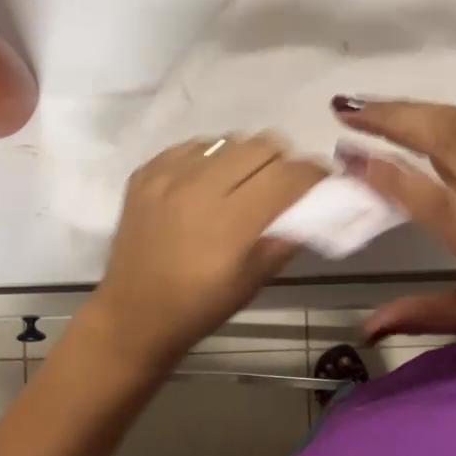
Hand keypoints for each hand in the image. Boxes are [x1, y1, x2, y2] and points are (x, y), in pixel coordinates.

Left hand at [86, 134, 327, 365]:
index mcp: (230, 221)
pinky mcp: (144, 173)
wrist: (133, 315)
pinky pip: (191, 147)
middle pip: (260, 145)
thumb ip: (286, 239)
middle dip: (281, 161)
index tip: (322, 180)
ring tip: (242, 183)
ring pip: (227, 140)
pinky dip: (209, 160)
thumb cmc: (200, 307)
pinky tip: (206, 185)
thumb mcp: (253, 281)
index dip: (314, 174)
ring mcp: (167, 176)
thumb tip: (316, 209)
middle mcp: (198, 187)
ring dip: (244, 158)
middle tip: (282, 183)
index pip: (287, 176)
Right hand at [335, 98, 455, 346]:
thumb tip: (365, 328)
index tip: (342, 153)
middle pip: (438, 133)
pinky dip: (433, 114)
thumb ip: (417, 314)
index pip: (420, 190)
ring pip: (455, 121)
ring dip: (408, 107)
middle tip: (342, 110)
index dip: (378, 168)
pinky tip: (411, 118)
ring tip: (367, 107)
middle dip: (387, 115)